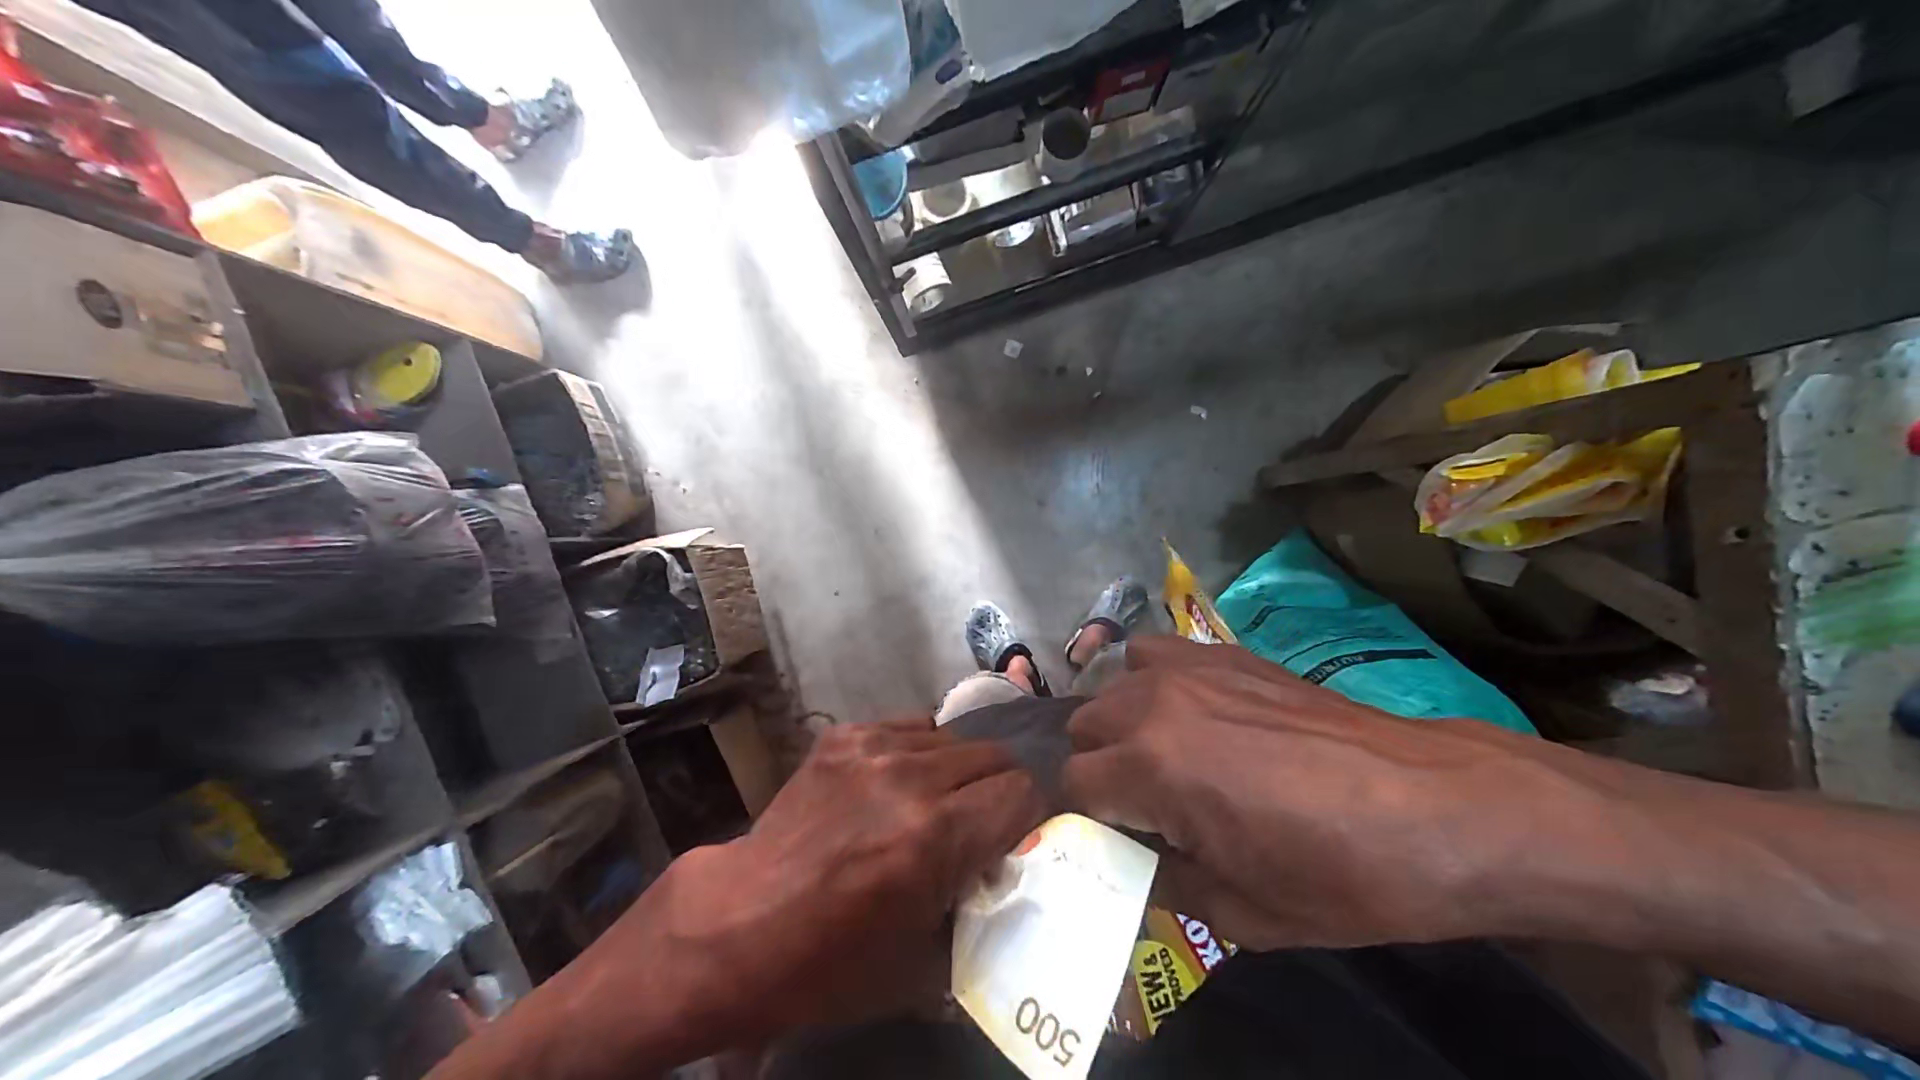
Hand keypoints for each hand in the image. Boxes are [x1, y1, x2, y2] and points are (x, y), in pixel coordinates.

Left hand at [622, 717, 1045, 1042]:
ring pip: (954, 736)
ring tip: (940, 798)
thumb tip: (1008, 858)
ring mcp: (873, 747)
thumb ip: (981, 897)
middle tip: (984, 818)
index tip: (1022, 831)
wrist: (742, 922)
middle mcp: (911, 777)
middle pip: (994, 756)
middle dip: (1000, 788)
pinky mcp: (844, 734)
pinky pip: (910, 727)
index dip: (1031, 812)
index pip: (1023, 791)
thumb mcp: (925, 956)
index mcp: (936, 835)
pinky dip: (920, 751)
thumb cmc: (833, 958)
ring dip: (961, 768)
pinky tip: (900, 780)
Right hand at [1061, 636, 1602, 950]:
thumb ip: (1158, 883)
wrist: (1439, 808)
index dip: (1086, 822)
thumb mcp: (1240, 913)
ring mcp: (1188, 669)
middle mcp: (1153, 704)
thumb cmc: (1341, 875)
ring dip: (1120, 725)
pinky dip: (1149, 681)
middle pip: (1083, 730)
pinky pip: (1152, 654)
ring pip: (1109, 689)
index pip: (1071, 787)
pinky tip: (1188, 710)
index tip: (1112, 843)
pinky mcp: (1223, 653)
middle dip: (1100, 772)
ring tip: (1161, 755)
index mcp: (1149, 768)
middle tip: (1144, 808)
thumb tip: (1126, 862)